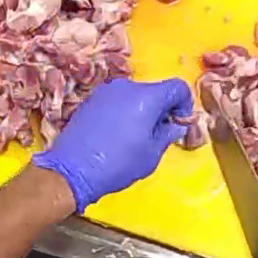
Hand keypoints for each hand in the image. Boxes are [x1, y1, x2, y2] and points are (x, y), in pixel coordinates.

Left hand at [32, 77, 193, 212]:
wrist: (72, 170)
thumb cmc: (117, 164)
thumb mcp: (151, 155)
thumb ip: (167, 135)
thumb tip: (176, 125)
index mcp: (146, 97)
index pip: (177, 87)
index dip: (184, 103)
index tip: (179, 122)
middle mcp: (126, 87)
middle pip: (154, 91)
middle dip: (161, 109)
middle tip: (157, 134)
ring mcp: (105, 92)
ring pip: (134, 96)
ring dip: (140, 111)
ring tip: (134, 138)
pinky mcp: (90, 101)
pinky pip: (115, 102)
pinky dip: (123, 113)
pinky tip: (116, 135)